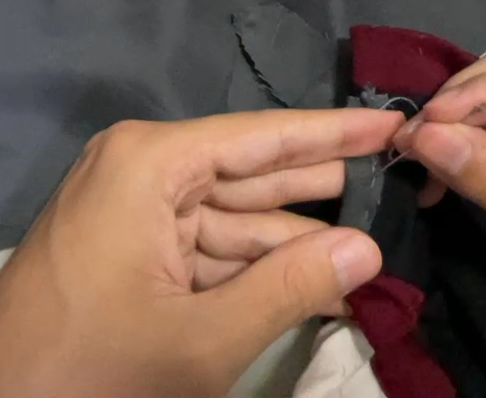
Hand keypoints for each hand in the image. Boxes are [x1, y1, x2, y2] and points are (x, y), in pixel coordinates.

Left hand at [0, 108, 403, 397]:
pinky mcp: (127, 239)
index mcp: (153, 160)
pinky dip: (249, 263)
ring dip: (290, 234)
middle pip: (249, 169)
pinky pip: (202, 242)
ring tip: (370, 232)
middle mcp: (143, 164)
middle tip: (395, 169)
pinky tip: (309, 273)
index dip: (332, 131)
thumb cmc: (90, 366)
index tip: (389, 119)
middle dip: (320, 182)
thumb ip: (288, 289)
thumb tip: (367, 250)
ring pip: (228, 212)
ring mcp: (132, 201)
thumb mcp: (201, 339)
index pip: (262, 136)